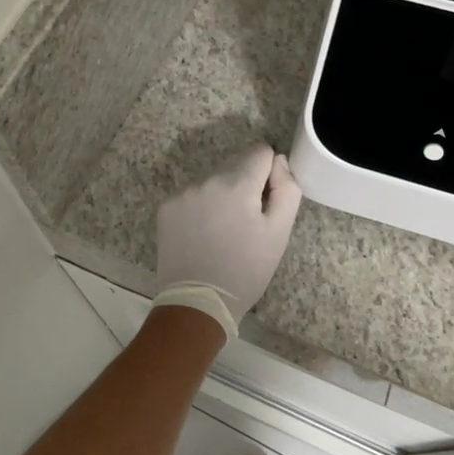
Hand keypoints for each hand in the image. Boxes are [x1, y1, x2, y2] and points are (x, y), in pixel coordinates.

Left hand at [152, 145, 302, 334]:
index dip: (269, 174)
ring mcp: (182, 193)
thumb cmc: (245, 271)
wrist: (197, 302)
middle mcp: (206, 180)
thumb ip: (287, 189)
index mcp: (237, 184)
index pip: (260, 151)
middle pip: (236, 165)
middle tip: (245, 224)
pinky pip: (193, 195)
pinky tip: (202, 236)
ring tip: (223, 233)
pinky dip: (201, 208)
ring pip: (214, 181)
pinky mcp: (166, 207)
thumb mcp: (279, 233)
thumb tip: (278, 161)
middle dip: (245, 186)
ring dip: (222, 196)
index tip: (266, 202)